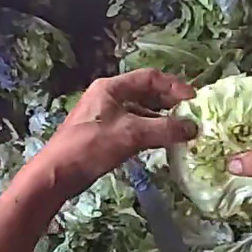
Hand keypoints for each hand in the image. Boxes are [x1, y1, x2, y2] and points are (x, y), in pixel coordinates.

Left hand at [33, 69, 197, 199]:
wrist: (57, 174)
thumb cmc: (91, 146)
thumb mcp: (131, 135)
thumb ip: (164, 129)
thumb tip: (193, 128)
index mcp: (111, 87)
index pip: (149, 77)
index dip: (174, 86)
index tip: (193, 100)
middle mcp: (108, 97)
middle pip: (145, 93)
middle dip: (169, 102)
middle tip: (190, 114)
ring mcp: (105, 116)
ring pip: (140, 111)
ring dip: (160, 118)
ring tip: (181, 129)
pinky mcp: (104, 134)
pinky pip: (133, 126)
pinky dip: (150, 131)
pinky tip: (162, 142)